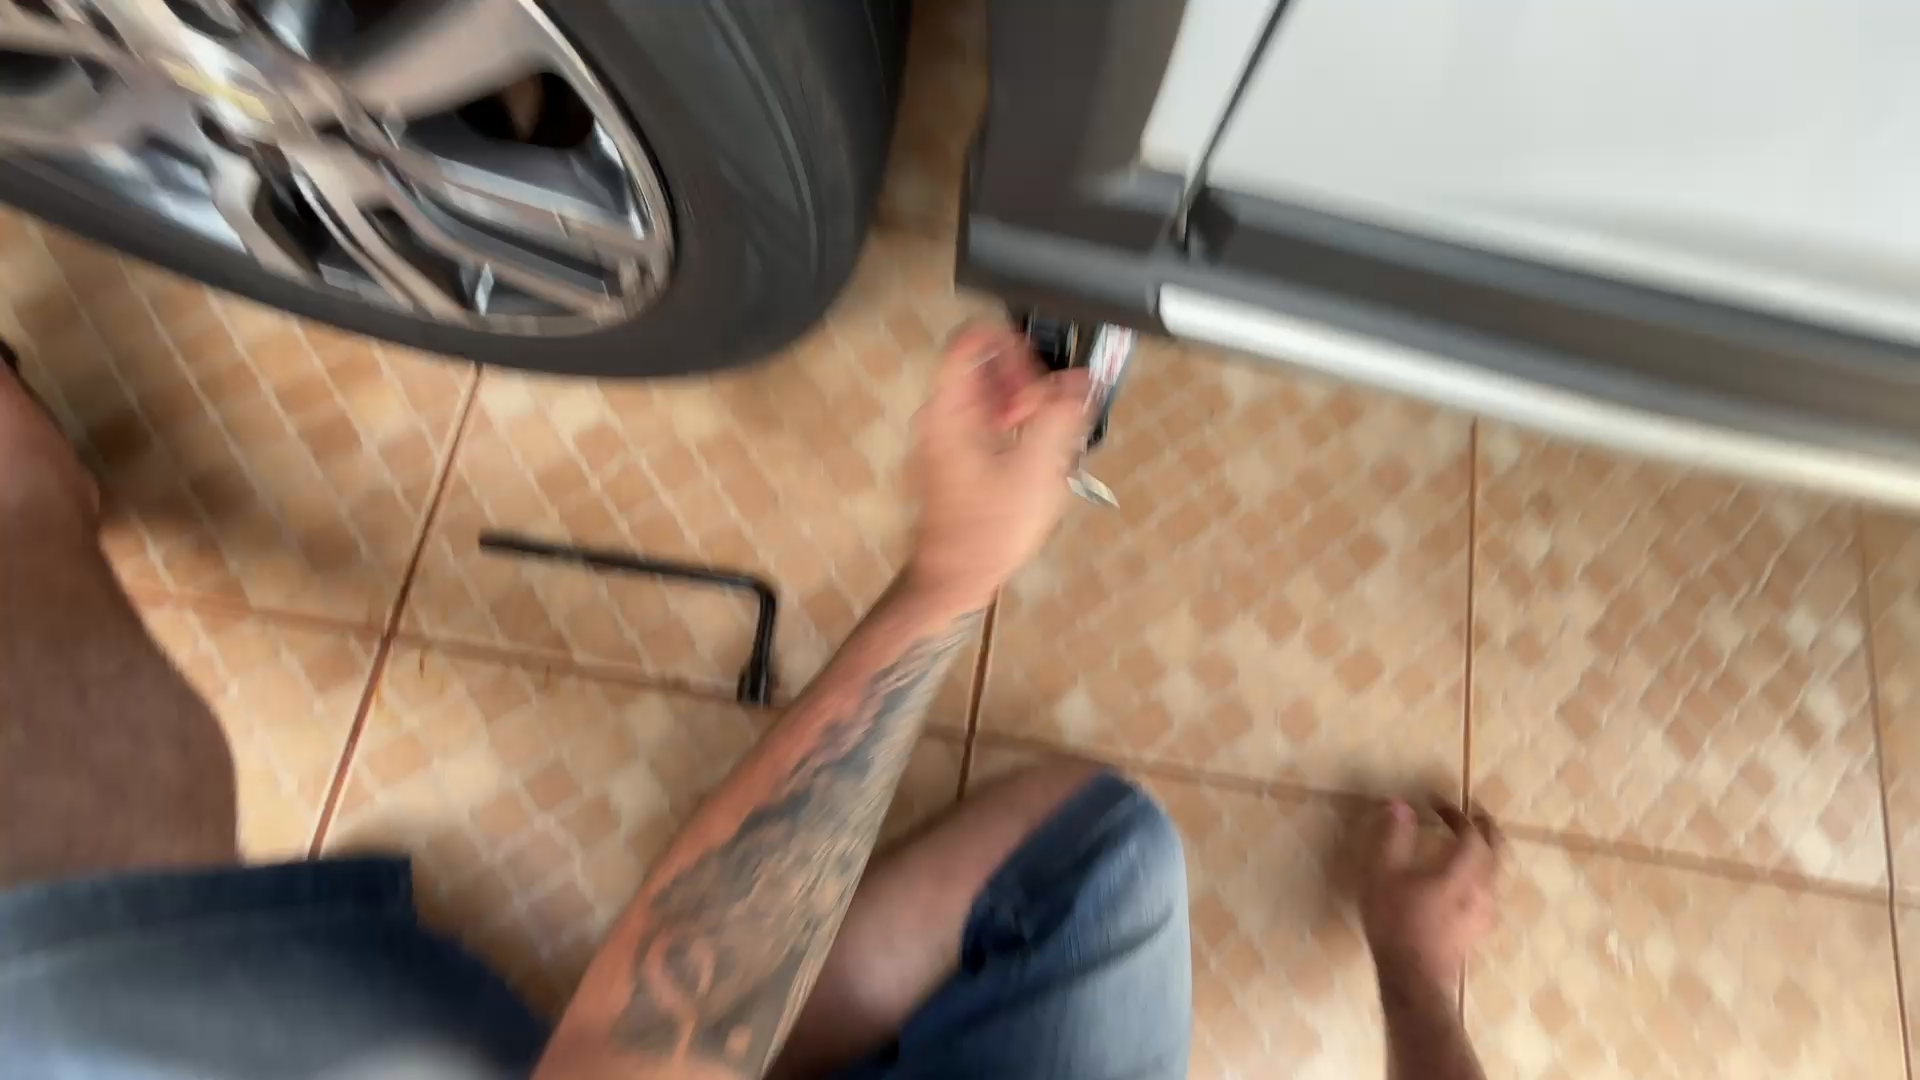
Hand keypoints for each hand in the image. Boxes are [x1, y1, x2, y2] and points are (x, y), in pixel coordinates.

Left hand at [904, 322, 1091, 610]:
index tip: (1039, 370)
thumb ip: (1062, 414)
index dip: (1011, 344)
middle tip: (1047, 412)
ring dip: (1025, 408)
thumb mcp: (1037, 468)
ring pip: (990, 397)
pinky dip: (1015, 430)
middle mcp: (940, 418)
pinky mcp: (956, 460)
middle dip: (1025, 382)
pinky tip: (1036, 460)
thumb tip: (1083, 380)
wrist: (958, 576)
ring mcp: (946, 439)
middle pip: (985, 368)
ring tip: (1047, 440)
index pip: (972, 341)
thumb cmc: (985, 532)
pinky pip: (988, 425)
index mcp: (950, 410)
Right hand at [1361, 799, 1500, 992]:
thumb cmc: (1395, 919)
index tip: (1435, 802)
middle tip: (1473, 813)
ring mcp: (1485, 913)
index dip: (1457, 814)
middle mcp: (1483, 891)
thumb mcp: (1383, 872)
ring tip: (1468, 841)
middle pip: (1497, 854)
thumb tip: (1399, 804)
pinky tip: (1465, 878)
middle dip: (1487, 830)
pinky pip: (1490, 890)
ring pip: (1497, 874)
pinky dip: (1482, 871)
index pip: (1471, 835)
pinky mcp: (1479, 928)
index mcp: (1462, 874)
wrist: (1413, 974)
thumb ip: (1393, 836)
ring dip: (1486, 851)